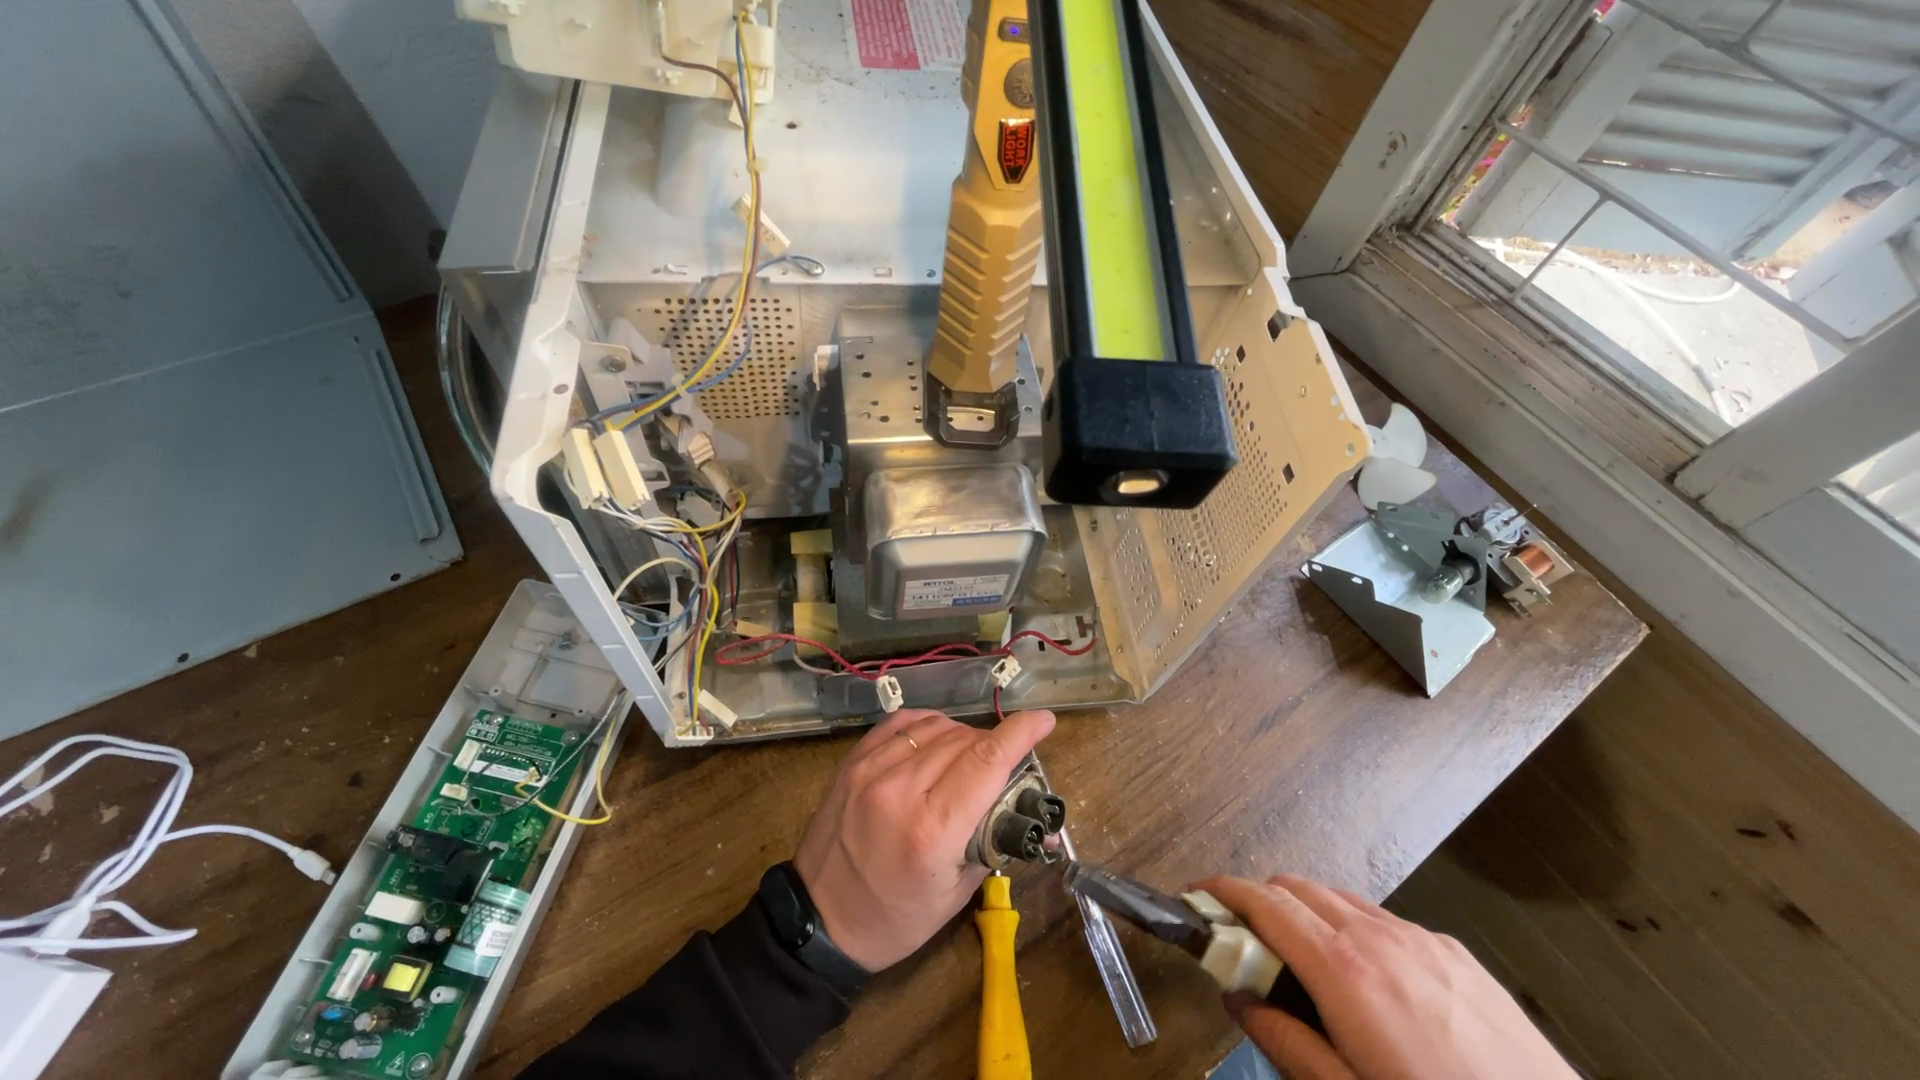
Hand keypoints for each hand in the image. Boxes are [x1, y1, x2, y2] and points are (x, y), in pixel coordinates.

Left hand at [792, 708, 1055, 972]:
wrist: (818, 921)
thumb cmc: (895, 918)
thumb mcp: (956, 894)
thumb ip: (993, 841)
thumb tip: (1032, 814)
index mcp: (932, 829)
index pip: (987, 761)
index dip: (1022, 733)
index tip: (1045, 721)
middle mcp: (900, 788)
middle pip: (965, 740)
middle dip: (995, 745)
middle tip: (1003, 769)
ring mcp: (871, 770)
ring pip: (935, 726)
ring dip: (962, 736)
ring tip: (967, 760)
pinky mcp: (852, 762)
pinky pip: (901, 723)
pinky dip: (927, 726)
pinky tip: (935, 741)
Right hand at [1197, 875, 1576, 1079]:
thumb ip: (1283, 1040)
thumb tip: (1236, 998)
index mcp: (1345, 971)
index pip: (1265, 902)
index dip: (1224, 891)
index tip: (1200, 895)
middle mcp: (1381, 938)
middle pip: (1298, 887)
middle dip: (1260, 901)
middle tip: (1243, 943)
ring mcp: (1423, 940)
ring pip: (1341, 898)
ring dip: (1306, 912)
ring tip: (1301, 961)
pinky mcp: (1456, 953)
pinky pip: (1386, 919)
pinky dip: (1354, 927)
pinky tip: (1366, 978)